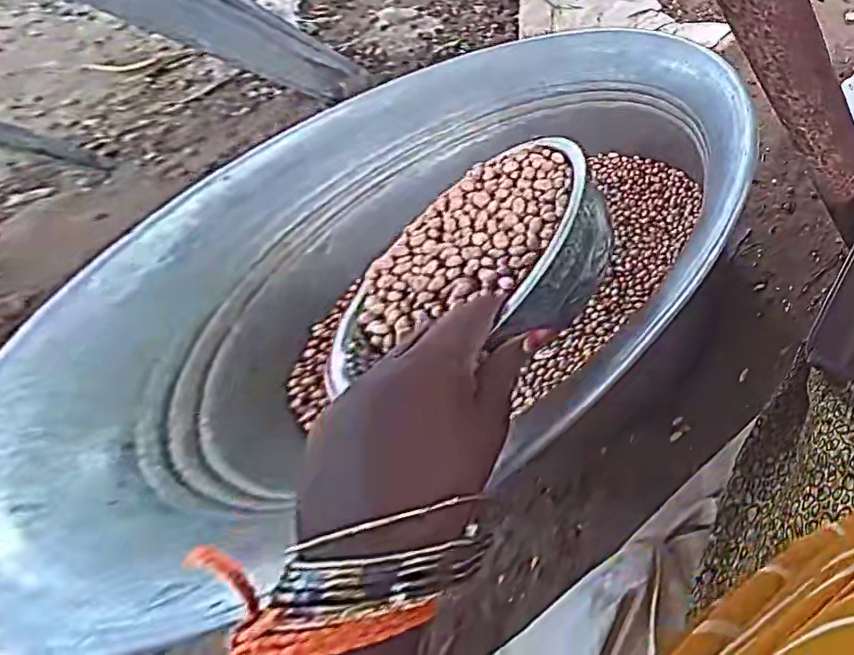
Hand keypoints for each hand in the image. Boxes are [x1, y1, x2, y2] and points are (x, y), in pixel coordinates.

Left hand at [294, 294, 545, 556]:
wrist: (374, 549)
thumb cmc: (447, 480)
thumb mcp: (491, 421)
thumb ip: (504, 369)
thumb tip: (524, 336)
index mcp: (433, 362)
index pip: (471, 310)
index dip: (497, 305)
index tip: (514, 308)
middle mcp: (386, 366)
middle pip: (432, 327)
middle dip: (462, 331)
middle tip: (489, 350)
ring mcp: (351, 392)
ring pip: (399, 355)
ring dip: (428, 359)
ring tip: (449, 389)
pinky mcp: (328, 420)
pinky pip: (372, 386)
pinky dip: (398, 387)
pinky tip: (411, 417)